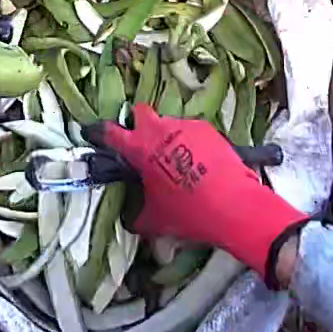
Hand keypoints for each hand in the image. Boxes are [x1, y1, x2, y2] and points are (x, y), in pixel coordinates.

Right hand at [88, 105, 308, 284]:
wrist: (237, 207)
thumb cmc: (190, 212)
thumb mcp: (158, 220)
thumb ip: (138, 216)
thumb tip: (131, 220)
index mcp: (140, 147)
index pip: (111, 132)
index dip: (100, 132)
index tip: (95, 133)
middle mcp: (159, 129)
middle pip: (141, 112)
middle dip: (139, 123)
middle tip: (144, 145)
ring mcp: (185, 126)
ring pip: (169, 123)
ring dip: (168, 136)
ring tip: (178, 159)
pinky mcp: (209, 129)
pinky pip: (192, 131)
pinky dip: (192, 142)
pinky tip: (200, 162)